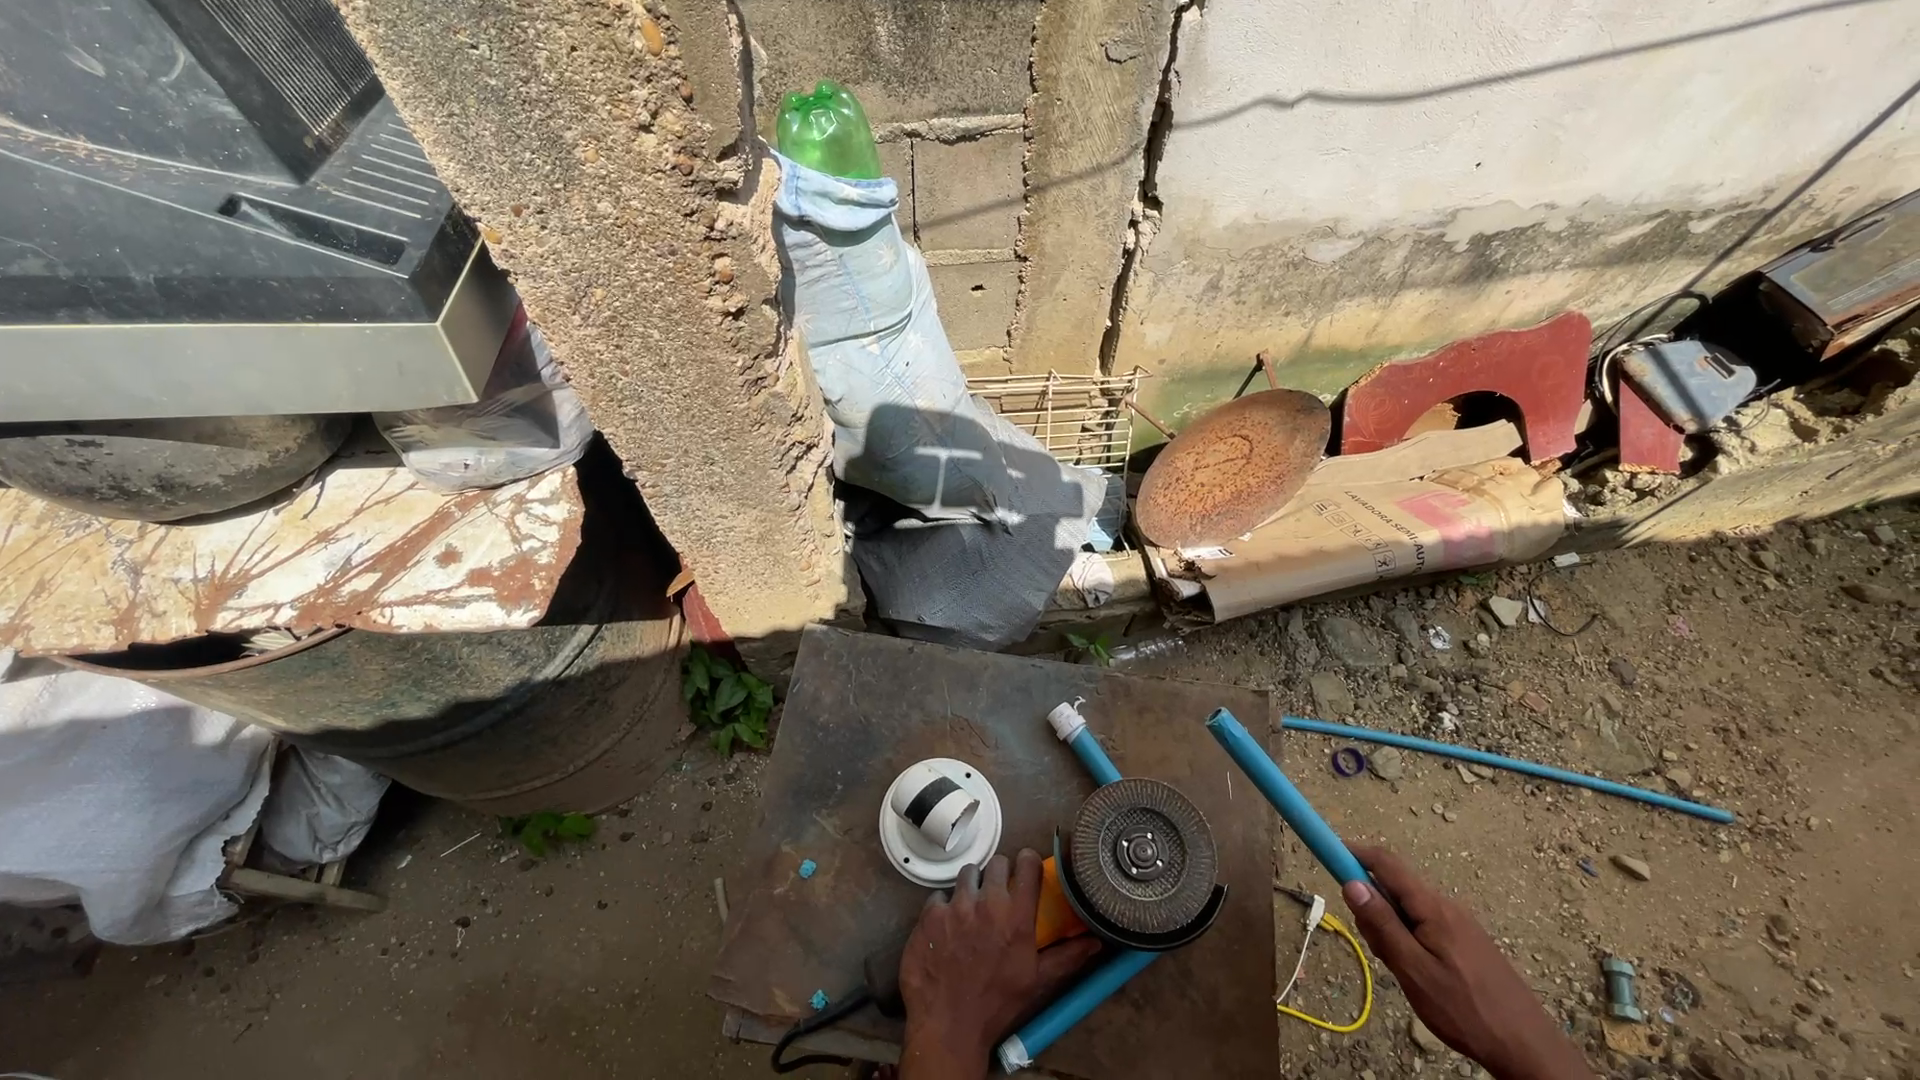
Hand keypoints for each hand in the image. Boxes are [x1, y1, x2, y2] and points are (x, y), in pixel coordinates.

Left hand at [898, 850, 1101, 1078]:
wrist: (948, 1025)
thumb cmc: (997, 1004)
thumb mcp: (1037, 981)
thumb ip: (1067, 956)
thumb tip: (1095, 941)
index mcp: (1017, 916)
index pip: (1027, 864)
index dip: (1028, 862)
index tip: (1026, 868)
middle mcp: (987, 903)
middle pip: (996, 863)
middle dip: (999, 874)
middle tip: (998, 893)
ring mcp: (956, 906)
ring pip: (966, 874)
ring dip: (971, 886)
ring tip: (971, 908)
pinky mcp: (930, 914)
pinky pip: (939, 896)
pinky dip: (944, 907)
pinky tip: (947, 926)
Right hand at [1342, 846, 1594, 1079]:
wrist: (1527, 1048)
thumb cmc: (1464, 1009)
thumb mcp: (1412, 969)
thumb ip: (1382, 925)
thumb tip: (1351, 882)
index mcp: (1432, 907)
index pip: (1386, 863)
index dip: (1353, 852)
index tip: (1325, 853)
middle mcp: (1447, 906)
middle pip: (1395, 887)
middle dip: (1373, 905)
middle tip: (1375, 947)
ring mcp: (1460, 924)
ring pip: (1409, 910)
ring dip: (1391, 928)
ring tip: (1400, 969)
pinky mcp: (1468, 943)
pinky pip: (1425, 926)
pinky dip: (1409, 938)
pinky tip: (1418, 973)